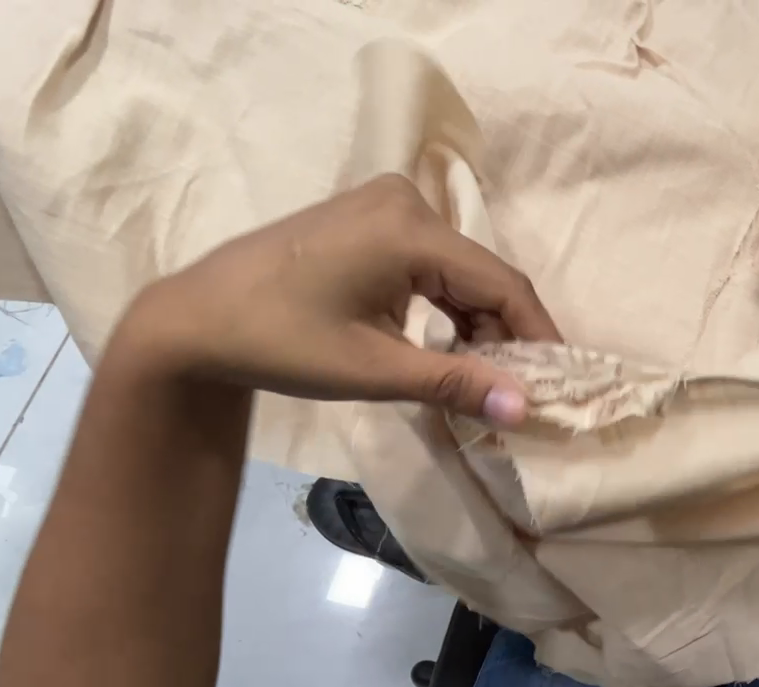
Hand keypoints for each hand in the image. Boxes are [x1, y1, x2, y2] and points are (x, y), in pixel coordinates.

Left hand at [108, 174, 559, 423]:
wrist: (196, 322)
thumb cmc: (280, 343)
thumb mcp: (374, 369)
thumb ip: (456, 384)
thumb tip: (525, 410)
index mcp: (408, 229)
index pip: (502, 285)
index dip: (539, 336)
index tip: (562, 384)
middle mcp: (406, 204)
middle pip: (485, 278)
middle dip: (509, 338)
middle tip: (521, 393)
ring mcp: (388, 209)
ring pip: (464, 275)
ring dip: (481, 328)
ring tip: (486, 382)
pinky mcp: (374, 225)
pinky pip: (437, 269)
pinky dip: (452, 312)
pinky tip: (451, 351)